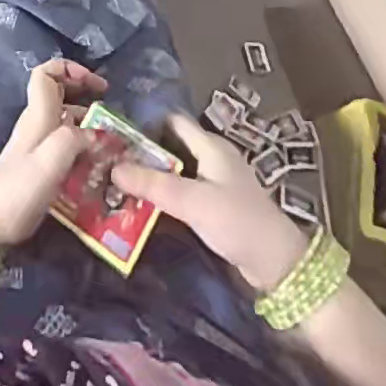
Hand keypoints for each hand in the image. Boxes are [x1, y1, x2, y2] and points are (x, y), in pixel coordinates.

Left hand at [0, 59, 102, 245]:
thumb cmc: (21, 189)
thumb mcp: (52, 160)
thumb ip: (77, 139)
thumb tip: (99, 134)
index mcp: (38, 114)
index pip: (45, 73)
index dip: (69, 69)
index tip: (95, 84)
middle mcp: (38, 122)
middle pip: (59, 91)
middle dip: (84, 91)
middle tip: (108, 106)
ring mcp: (38, 142)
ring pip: (66, 117)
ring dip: (89, 120)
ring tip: (112, 137)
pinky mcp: (41, 162)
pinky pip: (67, 141)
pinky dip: (84, 142)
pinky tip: (99, 159)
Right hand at [112, 113, 308, 292]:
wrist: (276, 264)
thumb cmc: (236, 221)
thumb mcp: (192, 201)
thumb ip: (153, 184)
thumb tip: (113, 168)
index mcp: (211, 145)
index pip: (173, 121)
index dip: (145, 122)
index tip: (115, 132)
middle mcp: (213, 156)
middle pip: (172, 144)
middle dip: (143, 151)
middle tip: (110, 159)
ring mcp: (216, 180)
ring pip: (176, 168)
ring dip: (152, 174)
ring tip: (118, 180)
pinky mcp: (216, 203)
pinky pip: (183, 188)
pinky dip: (165, 191)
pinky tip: (144, 202)